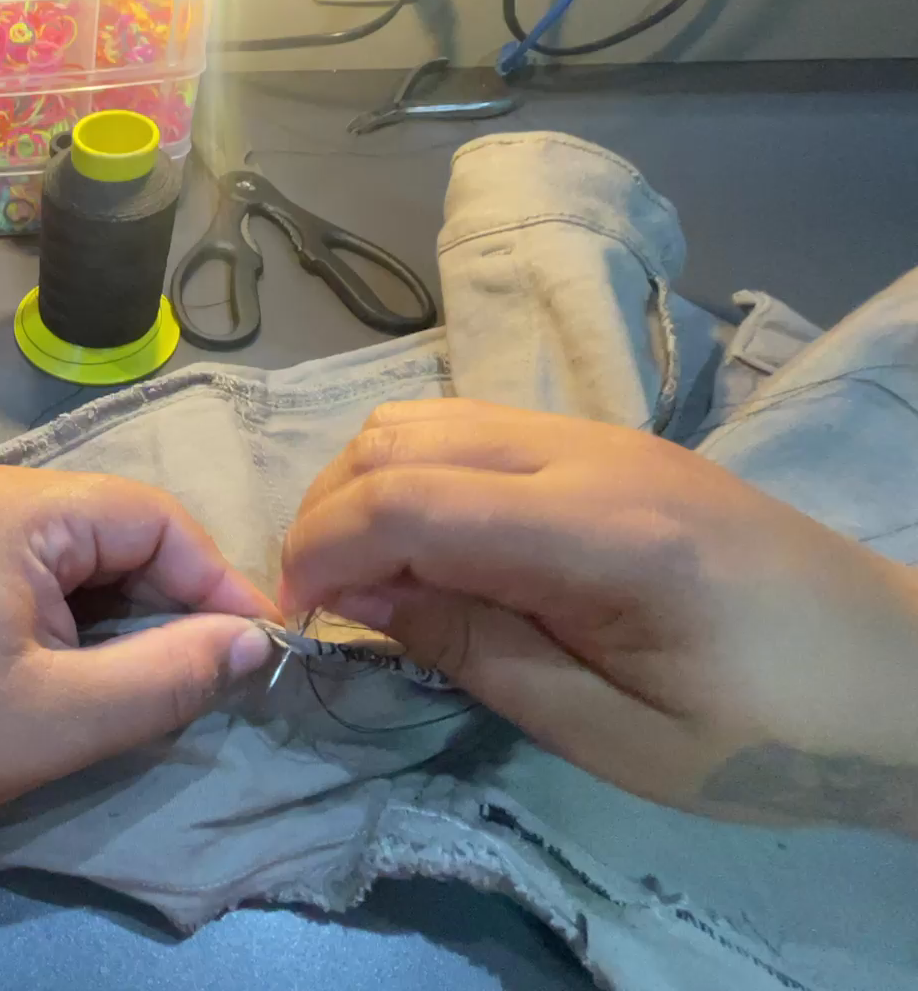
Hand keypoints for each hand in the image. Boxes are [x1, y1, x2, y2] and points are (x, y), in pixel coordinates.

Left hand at [0, 467, 278, 856]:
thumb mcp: (65, 716)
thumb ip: (172, 673)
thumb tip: (254, 642)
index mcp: (11, 506)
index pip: (148, 515)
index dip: (212, 576)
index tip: (253, 644)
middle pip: (110, 523)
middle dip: (165, 592)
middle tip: (197, 666)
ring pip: (74, 544)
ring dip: (119, 602)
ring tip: (138, 668)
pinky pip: (32, 558)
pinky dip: (71, 603)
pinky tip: (74, 654)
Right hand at [278, 398, 917, 833]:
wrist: (914, 677)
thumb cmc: (771, 733)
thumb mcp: (609, 732)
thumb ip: (467, 648)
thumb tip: (356, 593)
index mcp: (603, 533)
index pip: (405, 503)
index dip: (321, 550)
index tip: (297, 611)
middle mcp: (582, 452)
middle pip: (390, 444)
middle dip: (321, 516)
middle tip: (319, 590)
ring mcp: (583, 431)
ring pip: (407, 420)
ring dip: (350, 485)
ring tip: (354, 558)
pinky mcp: (582, 435)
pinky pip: (445, 424)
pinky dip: (392, 468)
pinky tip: (407, 526)